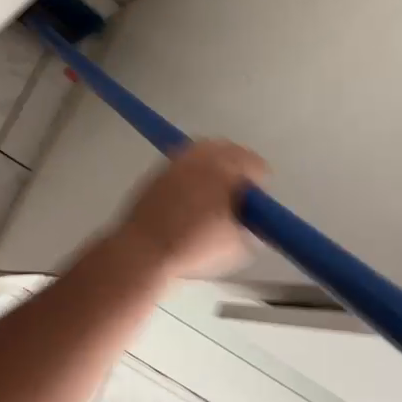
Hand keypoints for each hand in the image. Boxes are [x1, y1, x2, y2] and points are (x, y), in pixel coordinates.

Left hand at [113, 139, 264, 278]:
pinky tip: (188, 198)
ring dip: (212, 167)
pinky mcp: (153, 175)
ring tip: (214, 194)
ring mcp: (172, 164)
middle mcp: (198, 159)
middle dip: (237, 166)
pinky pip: (179, 167)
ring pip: (200, 154)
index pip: (254, 164)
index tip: (257, 201)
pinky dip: (189, 175)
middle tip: (239, 191)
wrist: (142, 251)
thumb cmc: (194, 247)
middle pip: (226, 150)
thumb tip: (252, 221)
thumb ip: (252, 227)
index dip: (259, 183)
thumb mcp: (239, 245)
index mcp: (225, 169)